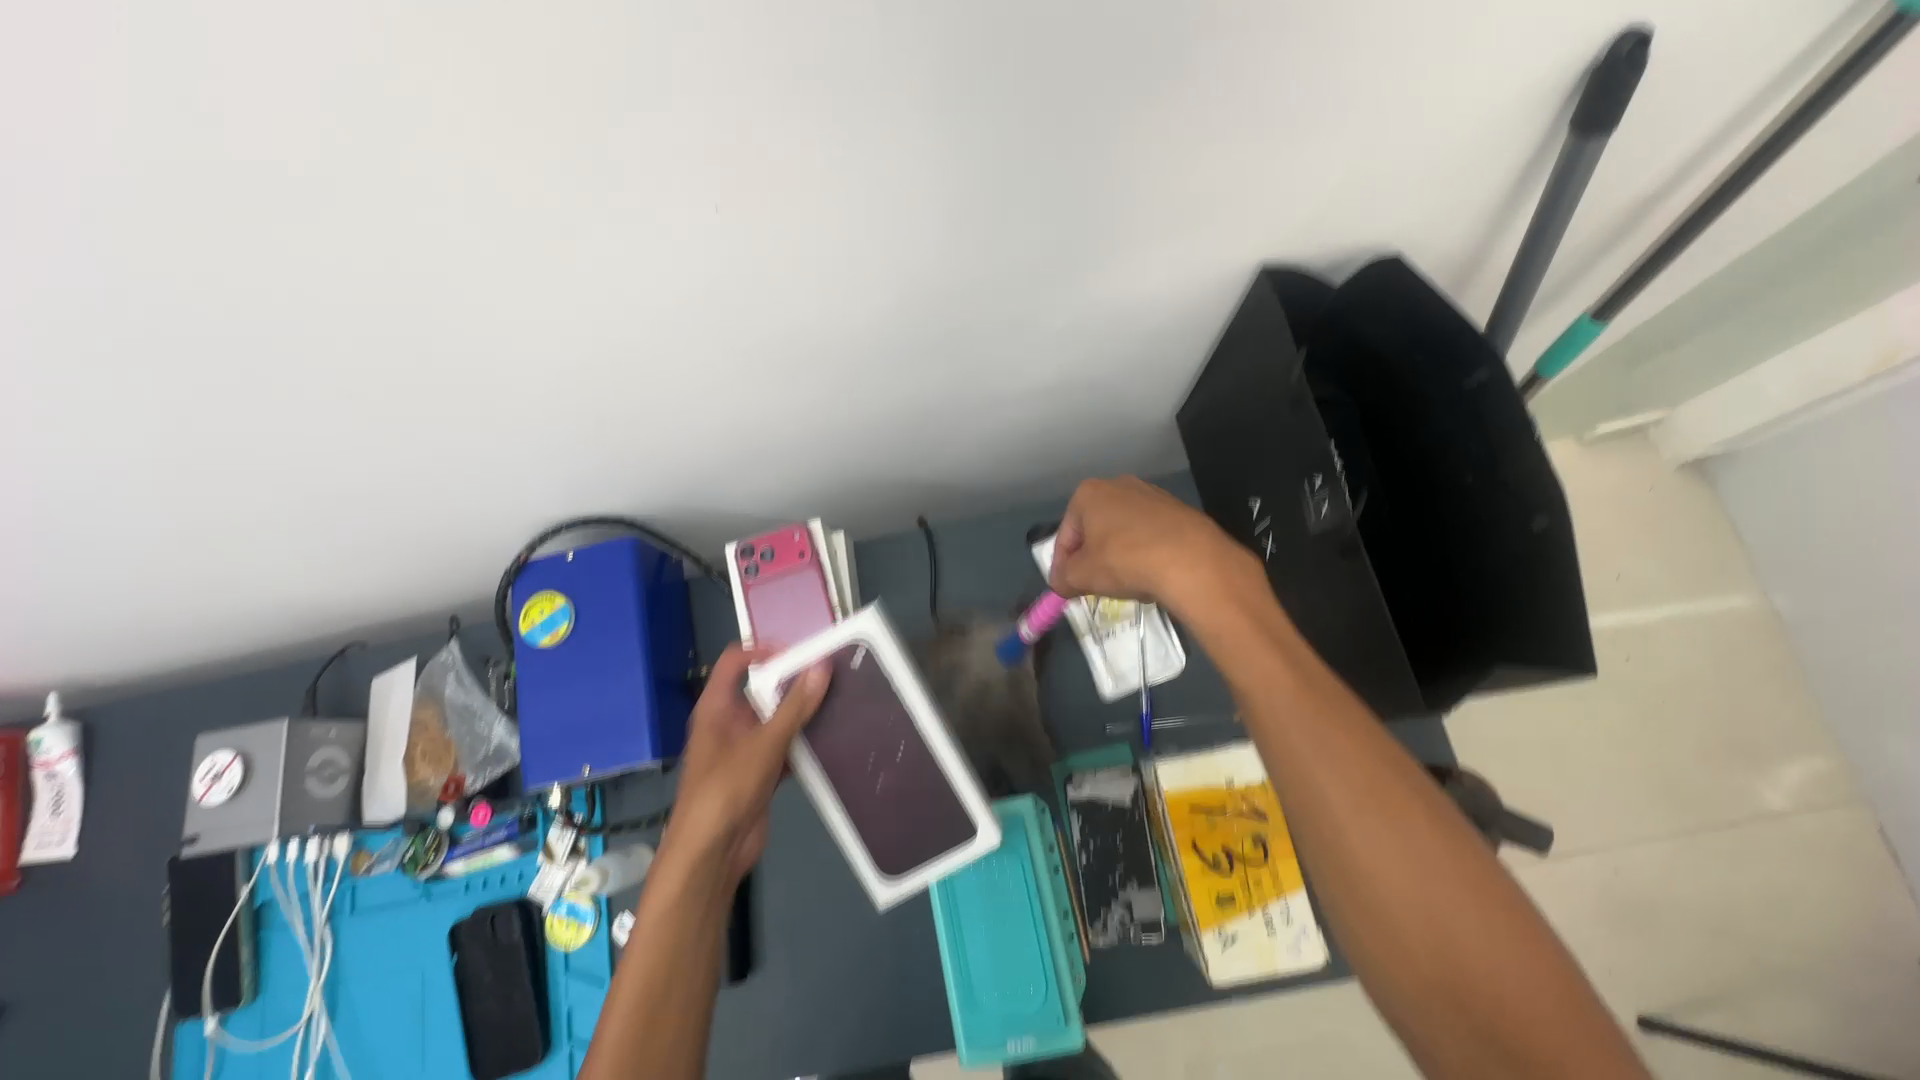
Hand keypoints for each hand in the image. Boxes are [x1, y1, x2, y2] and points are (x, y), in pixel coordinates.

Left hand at [658, 644, 829, 885]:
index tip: (802, 655)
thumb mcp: (764, 744)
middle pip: (761, 691)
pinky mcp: (759, 776)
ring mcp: (743, 751)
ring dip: (802, 715)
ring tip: (840, 703)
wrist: (711, 853)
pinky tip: (832, 741)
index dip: (765, 651)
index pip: (736, 661)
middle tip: (832, 677)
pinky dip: (803, 745)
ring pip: (776, 722)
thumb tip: (822, 666)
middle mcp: (728, 724)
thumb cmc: (727, 789)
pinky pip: (784, 750)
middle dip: (794, 683)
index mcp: (716, 707)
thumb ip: (795, 706)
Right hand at [1049, 476, 1248, 610]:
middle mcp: (1119, 485)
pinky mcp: (1177, 509)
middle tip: (1094, 585)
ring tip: (1125, 582)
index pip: (1066, 534)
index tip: (1066, 587)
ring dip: (1118, 555)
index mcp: (1089, 494)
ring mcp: (1152, 495)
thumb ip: (1063, 578)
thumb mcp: (1082, 576)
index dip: (1062, 565)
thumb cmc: (1125, 561)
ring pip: (1123, 531)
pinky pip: (1150, 534)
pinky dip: (1144, 552)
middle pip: (1095, 529)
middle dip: (1091, 557)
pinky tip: (1151, 573)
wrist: (1190, 560)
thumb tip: (1061, 581)